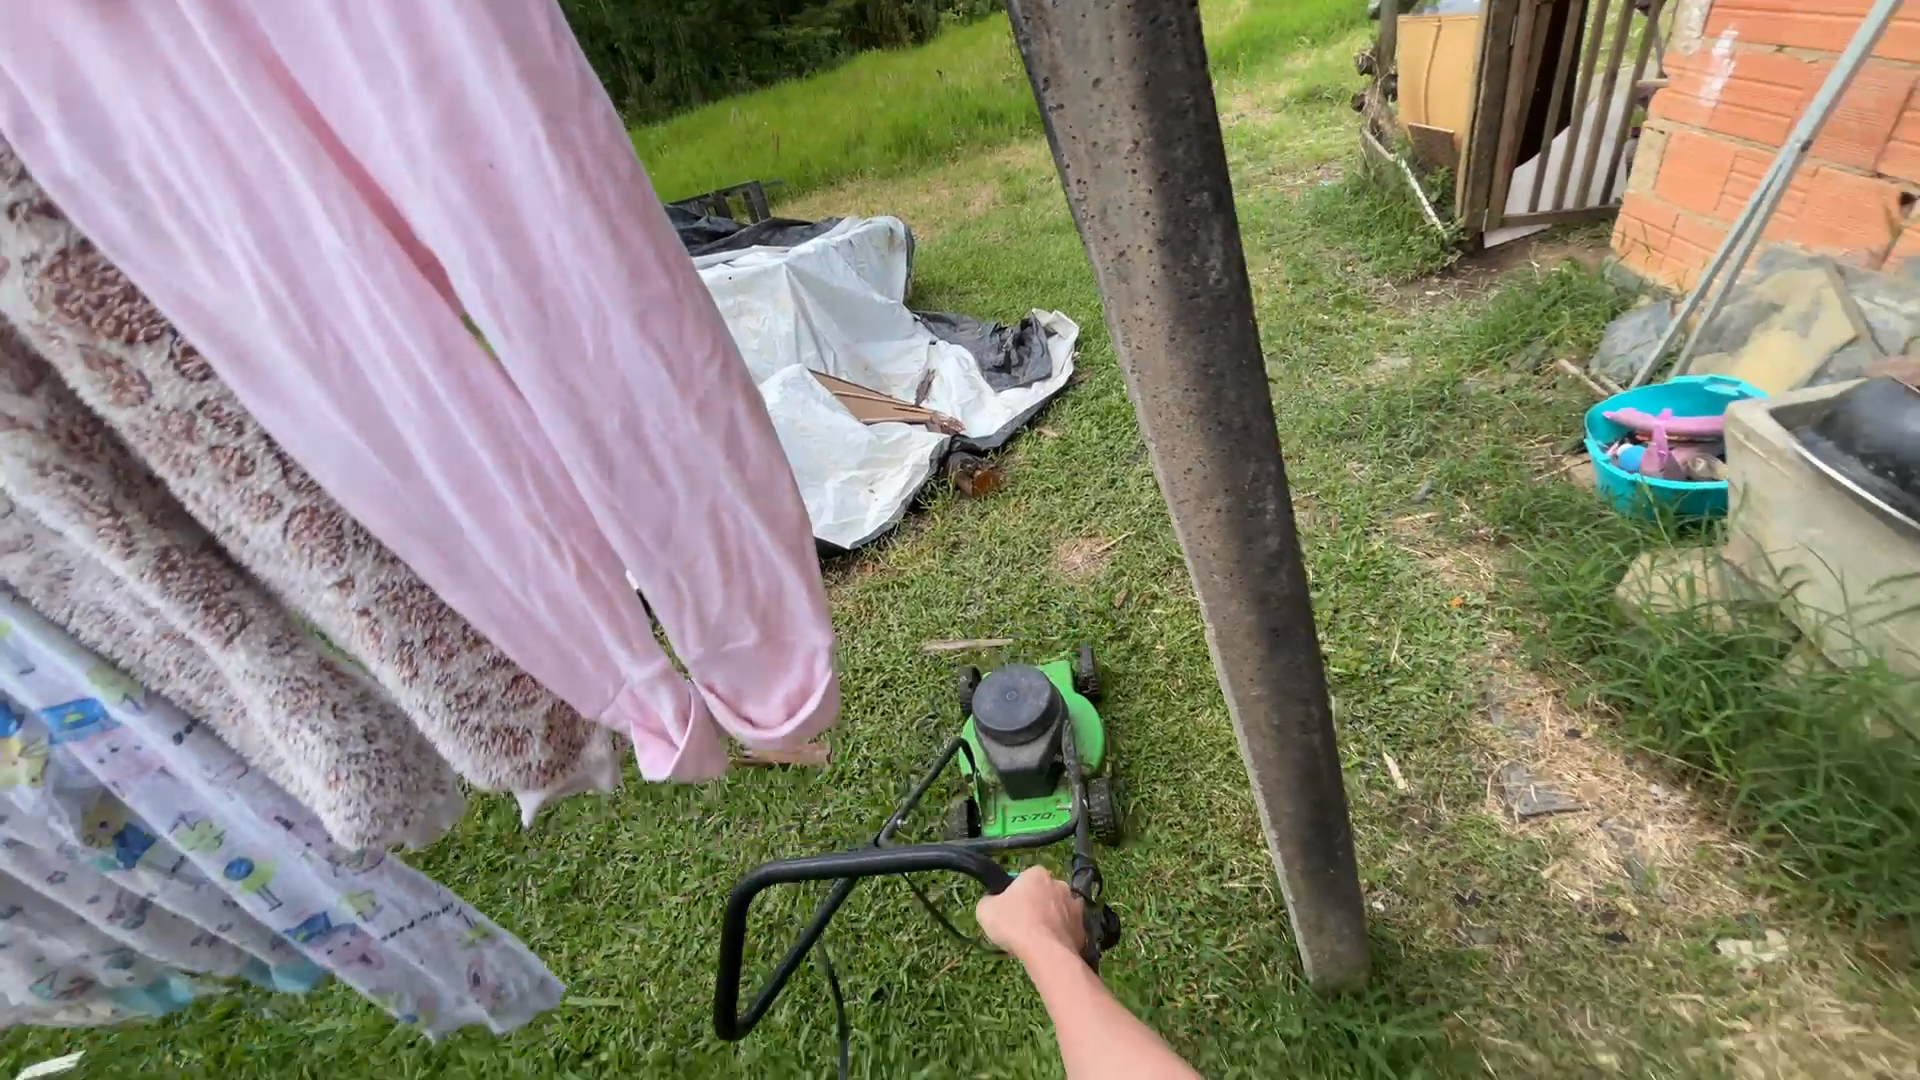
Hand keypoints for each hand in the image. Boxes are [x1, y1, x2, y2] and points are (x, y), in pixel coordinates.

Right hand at [976, 865, 1085, 962]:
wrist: (1046, 953)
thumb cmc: (1014, 924)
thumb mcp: (985, 910)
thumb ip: (988, 901)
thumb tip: (992, 903)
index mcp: (1037, 873)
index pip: (1024, 879)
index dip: (1015, 895)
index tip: (1009, 911)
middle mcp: (1059, 884)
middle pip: (1043, 893)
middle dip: (1035, 906)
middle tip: (1022, 925)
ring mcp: (1075, 906)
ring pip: (1058, 911)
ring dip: (1050, 921)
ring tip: (1037, 941)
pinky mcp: (1083, 928)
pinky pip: (1068, 929)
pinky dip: (1061, 937)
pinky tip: (1050, 949)